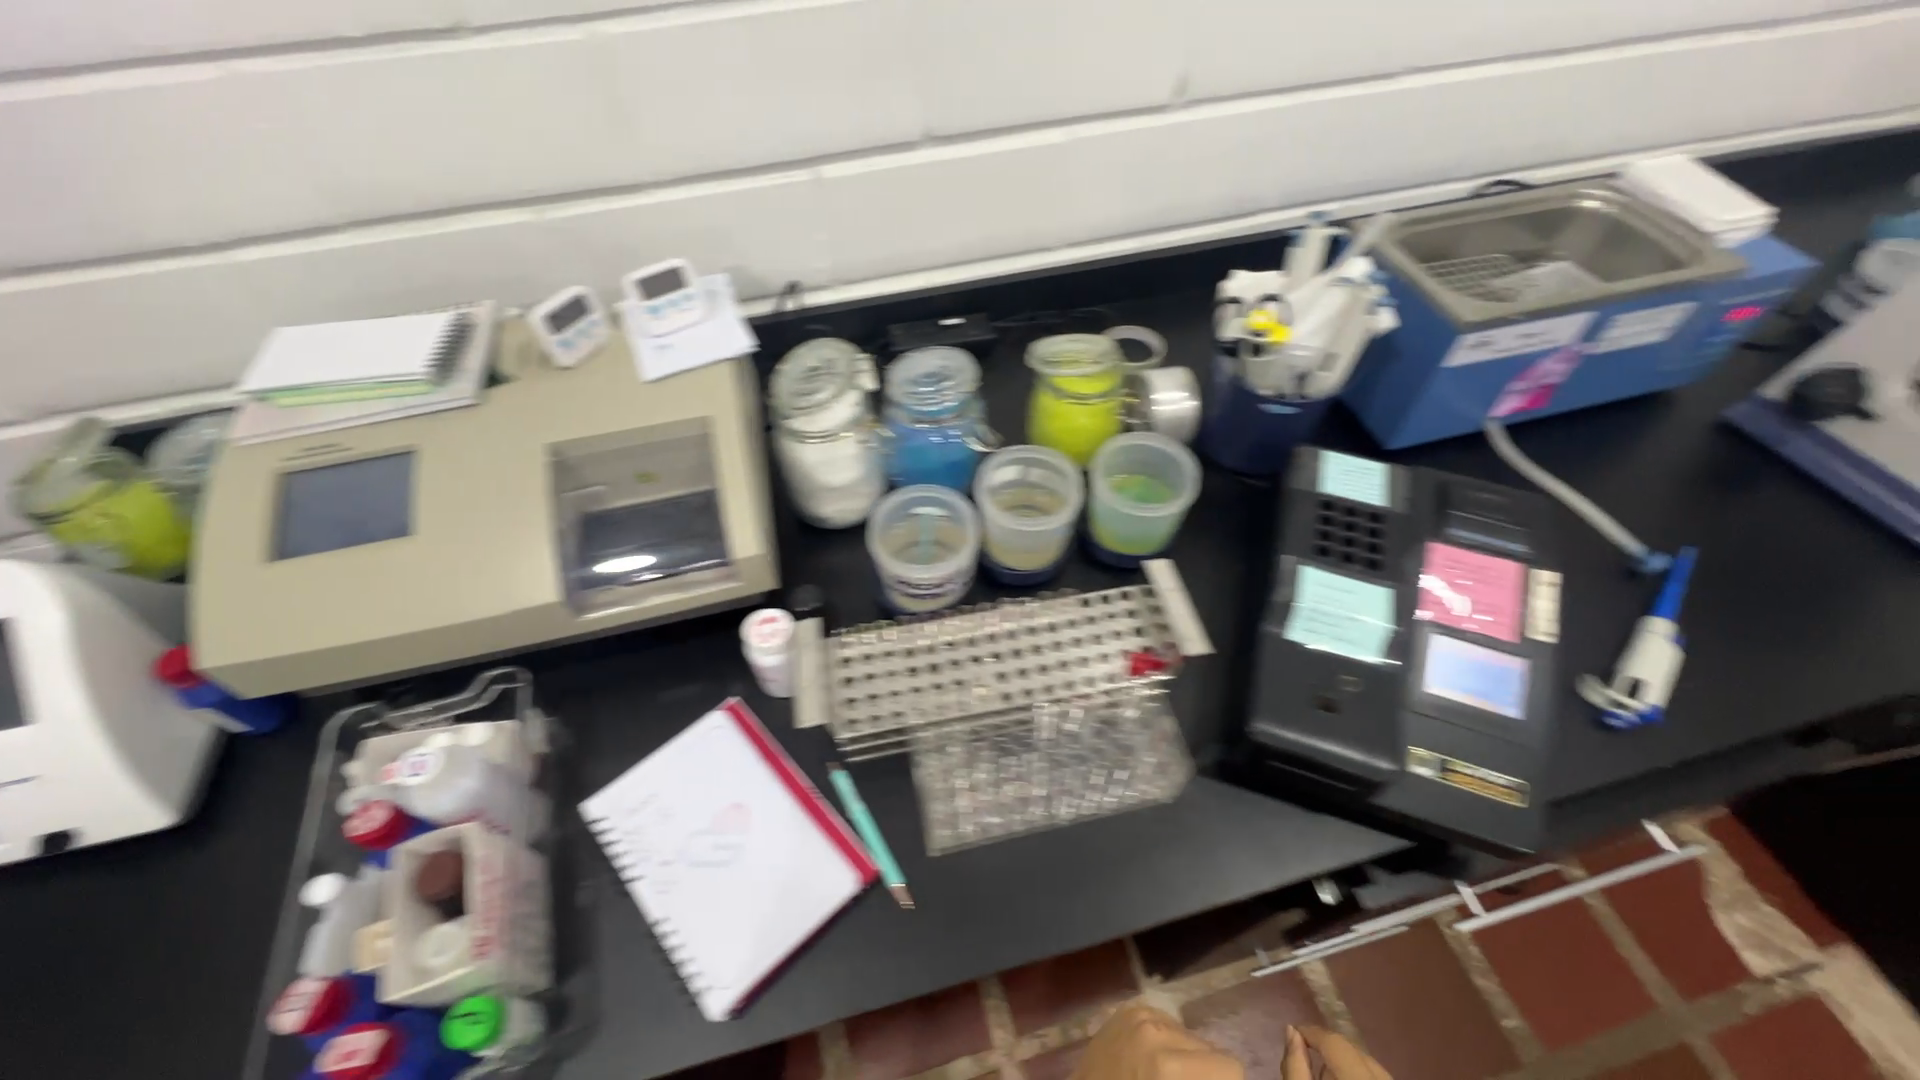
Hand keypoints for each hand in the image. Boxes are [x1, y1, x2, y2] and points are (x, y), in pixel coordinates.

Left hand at [1070, 1005, 1243, 1079]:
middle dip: (1204, 1073)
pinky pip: (1167, 1022)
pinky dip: (1167, 1042)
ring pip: (1189, 1035)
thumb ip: (1203, 1079)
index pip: (1230, 1066)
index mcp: (1167, 1066)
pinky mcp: (1128, 1010)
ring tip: (1166, 1076)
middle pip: (1209, 1050)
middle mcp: (1155, 1031)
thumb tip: (1230, 1074)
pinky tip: (1153, 1061)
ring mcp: (1138, 1016)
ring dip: (1186, 1057)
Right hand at [1282, 1025, 1390, 1079]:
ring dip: (1344, 1065)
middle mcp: (1383, 1076)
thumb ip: (1295, 1066)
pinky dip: (1360, 1074)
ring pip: (1368, 1062)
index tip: (1293, 1033)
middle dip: (1329, 1051)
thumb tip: (1291, 1031)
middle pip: (1352, 1050)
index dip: (1311, 1032)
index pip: (1335, 1042)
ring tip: (1328, 1079)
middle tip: (1309, 1066)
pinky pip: (1378, 1074)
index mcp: (1358, 1077)